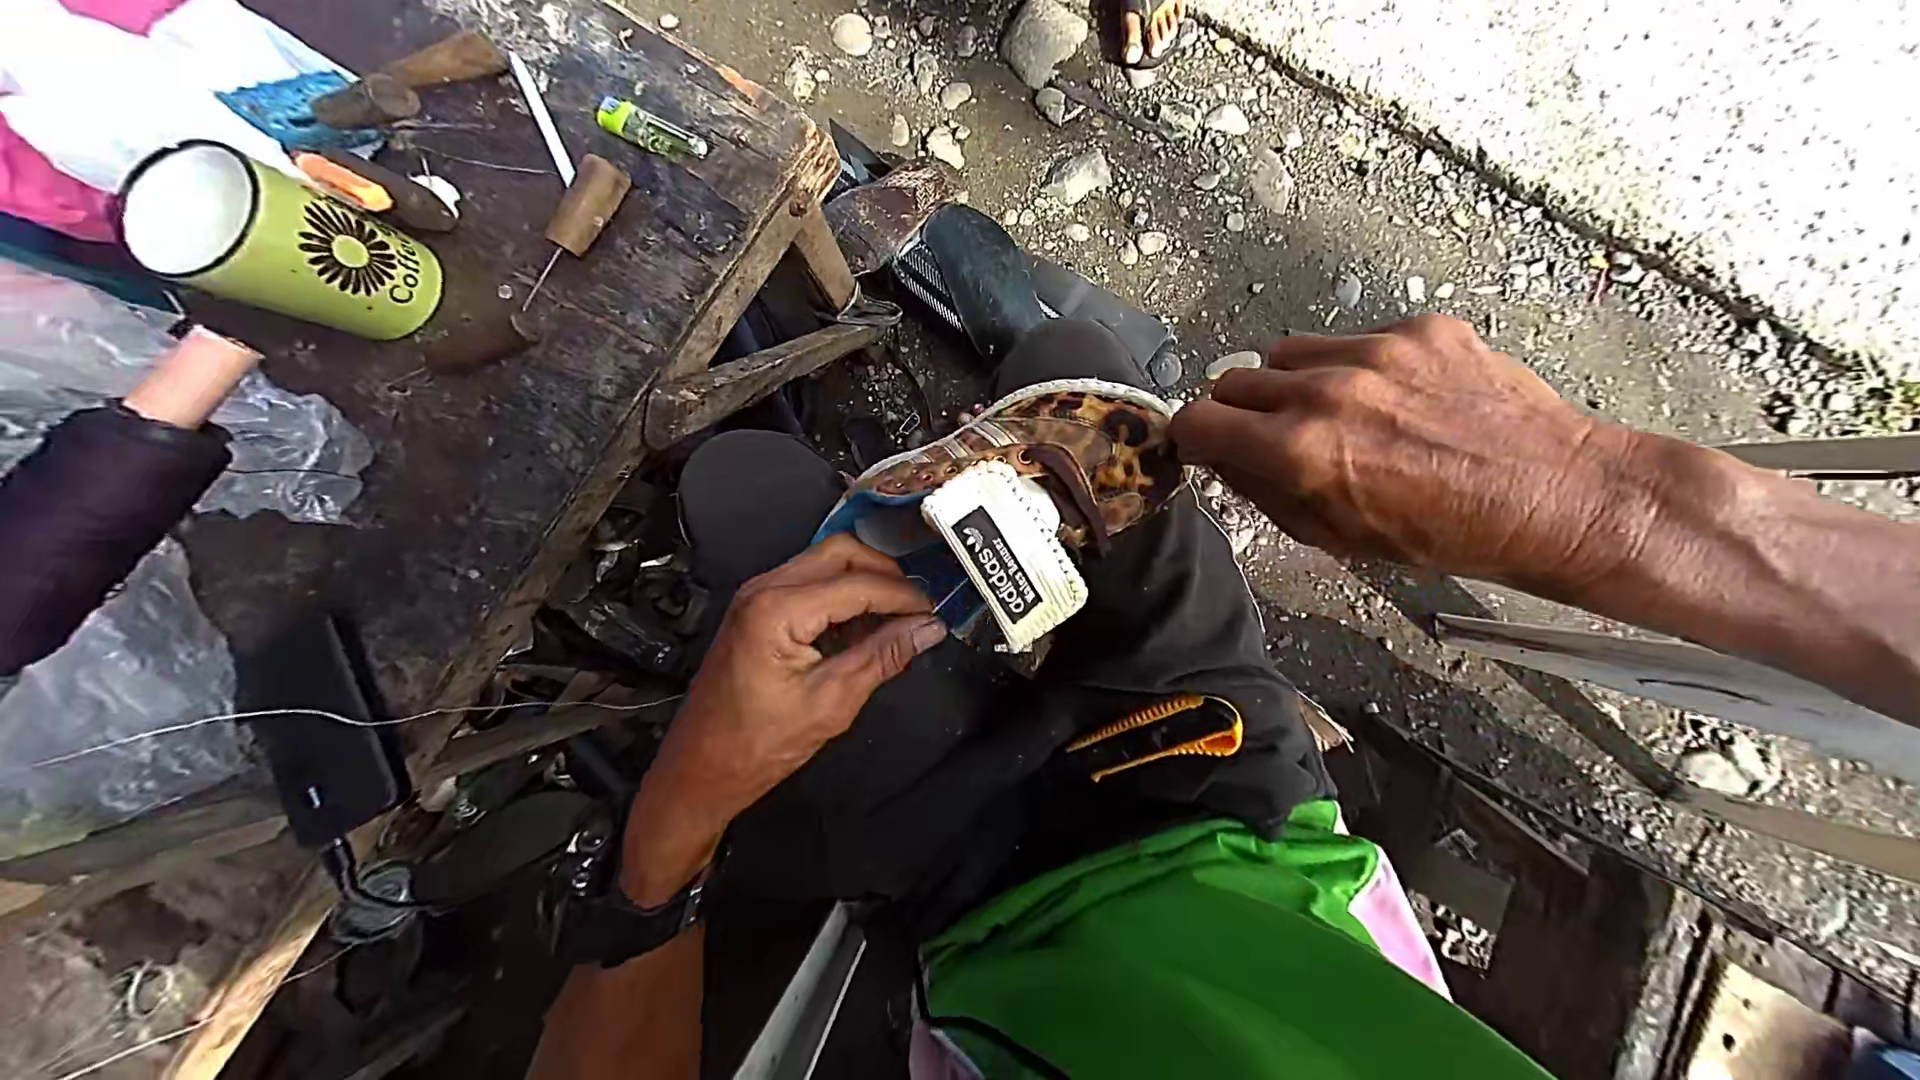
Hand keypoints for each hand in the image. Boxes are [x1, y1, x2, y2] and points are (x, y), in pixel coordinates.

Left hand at [619, 534, 946, 903]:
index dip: (904, 596)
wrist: (701, 769)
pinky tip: (863, 626)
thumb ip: (884, 655)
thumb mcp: (832, 702)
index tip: (932, 612)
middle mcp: (764, 590)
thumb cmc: (753, 745)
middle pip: (841, 553)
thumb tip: (926, 630)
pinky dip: (843, 595)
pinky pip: (811, 583)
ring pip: (826, 562)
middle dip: (886, 574)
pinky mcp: (759, 609)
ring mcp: (758, 596)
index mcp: (777, 610)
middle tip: (917, 606)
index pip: (858, 584)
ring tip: (895, 619)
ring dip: (865, 582)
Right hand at [1170, 315, 1676, 596]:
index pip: (1196, 421)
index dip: (1189, 438)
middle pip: (1231, 380)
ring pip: (1282, 353)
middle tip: (1262, 434)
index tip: (1201, 446)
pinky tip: (1384, 396)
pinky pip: (1347, 339)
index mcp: (1299, 450)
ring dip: (1285, 384)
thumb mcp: (1329, 534)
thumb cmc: (1441, 532)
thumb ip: (1261, 490)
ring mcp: (1375, 352)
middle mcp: (1327, 391)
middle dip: (1234, 412)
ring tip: (1324, 411)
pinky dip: (1346, 367)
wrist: (1555, 496)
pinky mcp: (1418, 330)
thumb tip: (1224, 459)